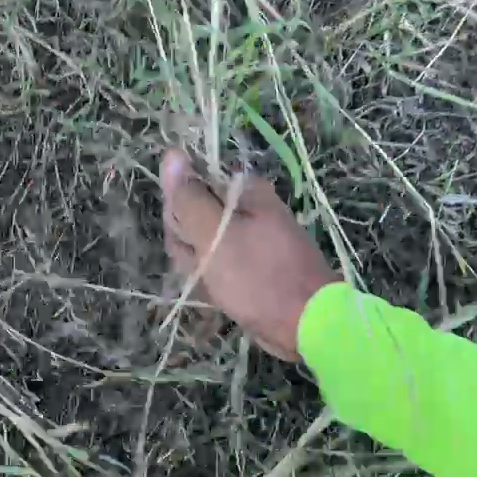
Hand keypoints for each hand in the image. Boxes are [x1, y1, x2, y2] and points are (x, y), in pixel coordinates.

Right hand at [158, 149, 338, 360]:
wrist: (305, 324)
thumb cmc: (258, 276)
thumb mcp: (214, 233)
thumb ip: (189, 196)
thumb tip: (171, 153)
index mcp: (244, 190)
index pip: (188, 186)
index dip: (178, 213)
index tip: (187, 236)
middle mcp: (247, 207)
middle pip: (191, 216)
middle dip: (187, 244)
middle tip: (204, 263)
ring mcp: (249, 236)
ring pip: (199, 243)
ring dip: (197, 265)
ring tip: (215, 282)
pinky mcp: (249, 262)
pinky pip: (215, 263)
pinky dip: (212, 278)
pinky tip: (221, 292)